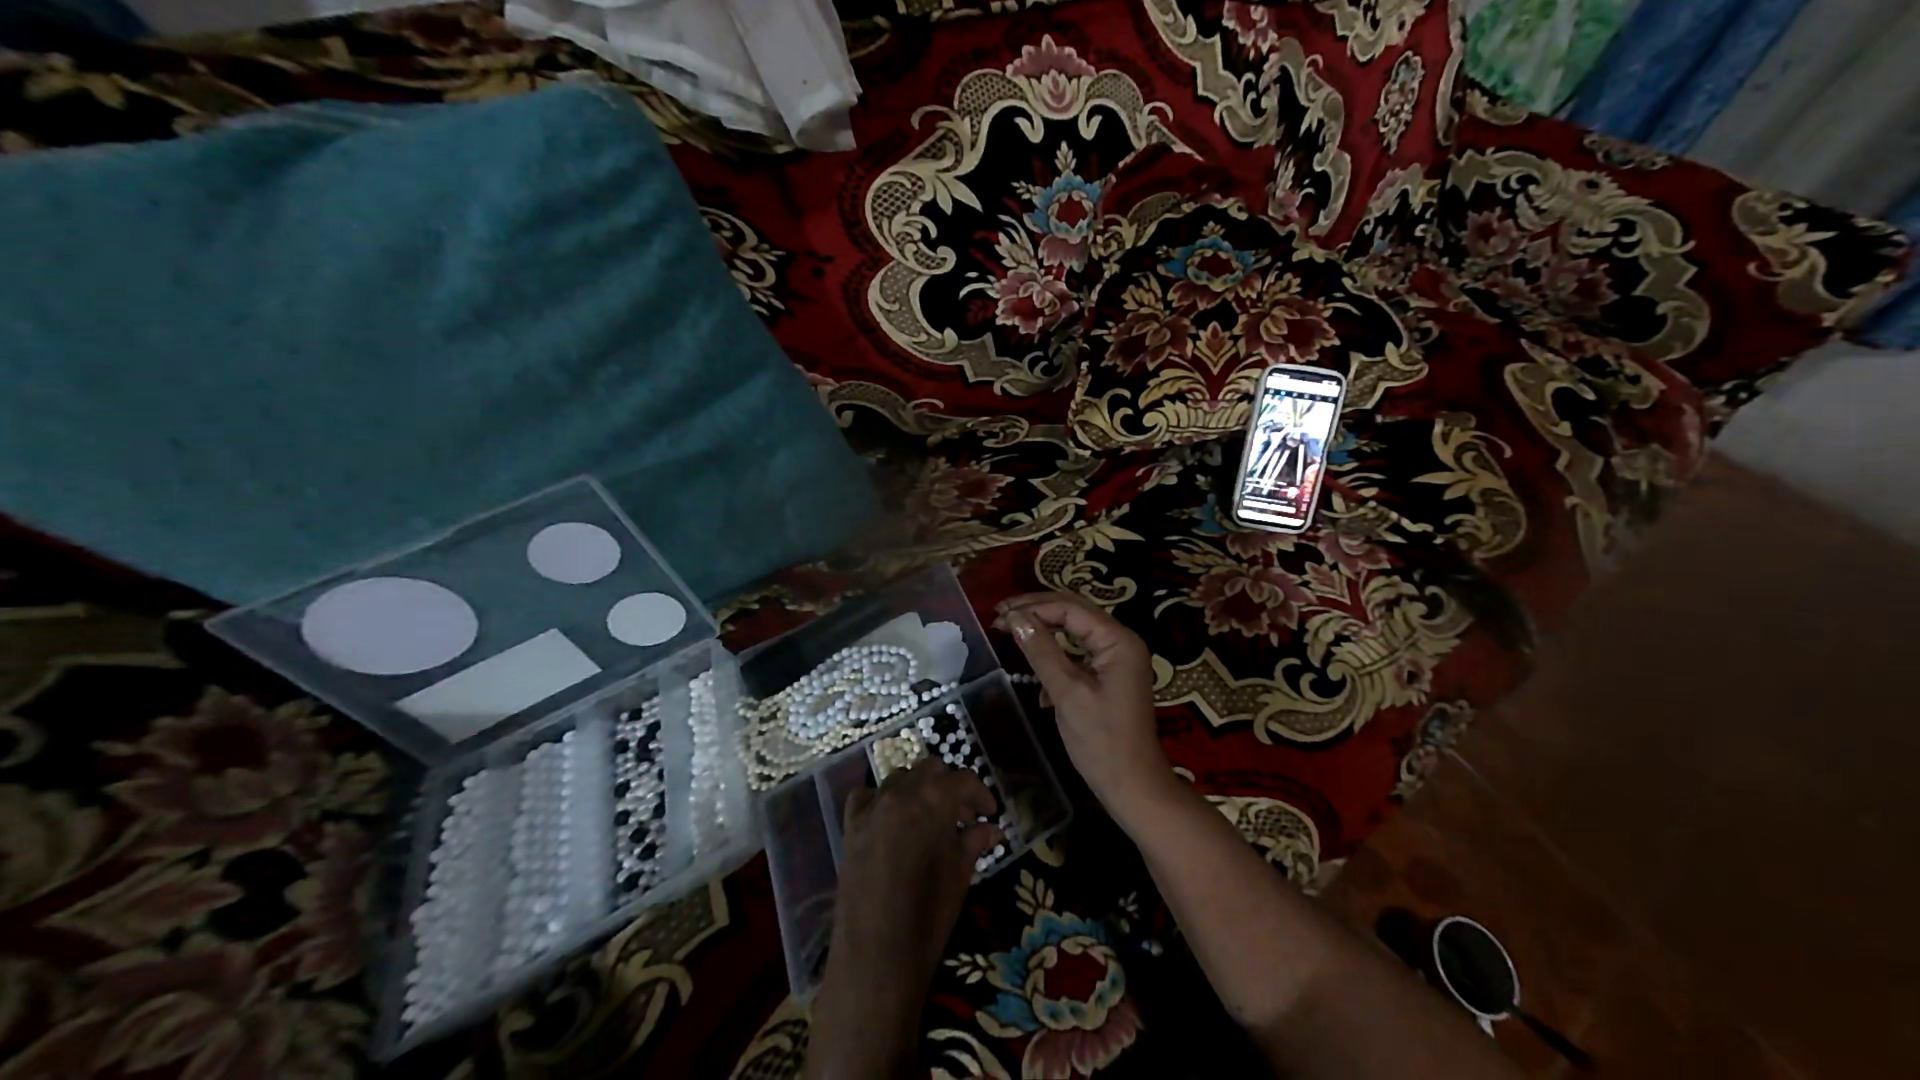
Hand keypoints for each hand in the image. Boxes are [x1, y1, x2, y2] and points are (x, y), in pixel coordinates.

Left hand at [807, 762, 1000, 1078]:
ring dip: (920, 790)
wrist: (875, 955)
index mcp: (932, 799)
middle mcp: (899, 792)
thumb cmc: (927, 915)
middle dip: (950, 787)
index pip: (962, 779)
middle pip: (930, 770)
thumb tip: (991, 828)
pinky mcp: (850, 826)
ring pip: (900, 778)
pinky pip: (868, 796)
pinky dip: (884, 800)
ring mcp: (870, 806)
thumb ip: (973, 841)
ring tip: (932, 820)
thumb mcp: (960, 874)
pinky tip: (893, 823)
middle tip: (964, 816)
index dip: (980, 793)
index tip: (990, 813)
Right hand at [994, 592, 1173, 819]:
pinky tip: (1035, 675)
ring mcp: (1117, 659)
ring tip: (1009, 631)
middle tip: (999, 615)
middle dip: (1036, 611)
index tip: (998, 616)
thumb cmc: (1101, 741)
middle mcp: (1122, 641)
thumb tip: (1015, 618)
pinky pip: (1078, 653)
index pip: (1070, 608)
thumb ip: (1042, 651)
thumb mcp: (1067, 693)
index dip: (1033, 607)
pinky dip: (1055, 656)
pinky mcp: (1110, 675)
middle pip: (1074, 612)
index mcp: (1118, 641)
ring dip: (1043, 631)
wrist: (1132, 785)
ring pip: (1075, 631)